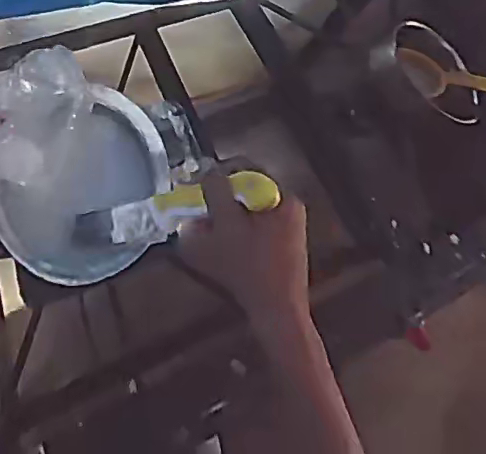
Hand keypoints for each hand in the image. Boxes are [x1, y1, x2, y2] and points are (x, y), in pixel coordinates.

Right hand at [178, 165, 309, 321]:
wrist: (278, 317)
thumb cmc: (251, 268)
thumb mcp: (226, 224)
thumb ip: (215, 190)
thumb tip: (207, 169)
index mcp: (284, 197)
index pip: (246, 168)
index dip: (217, 173)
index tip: (196, 185)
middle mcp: (289, 208)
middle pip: (246, 190)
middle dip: (219, 199)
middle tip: (199, 211)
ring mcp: (288, 230)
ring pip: (246, 211)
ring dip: (224, 217)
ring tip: (206, 231)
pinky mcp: (282, 249)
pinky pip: (252, 229)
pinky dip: (235, 233)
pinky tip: (221, 247)